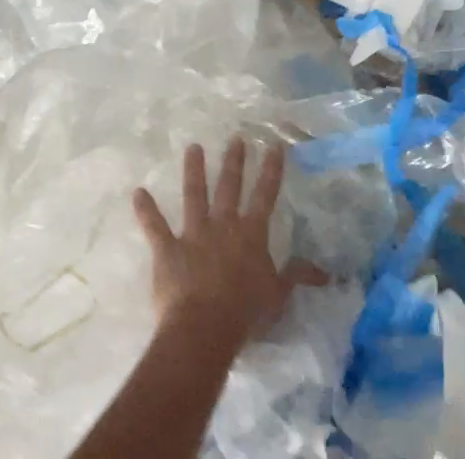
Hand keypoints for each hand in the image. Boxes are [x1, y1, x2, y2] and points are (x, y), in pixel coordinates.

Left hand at [132, 138, 326, 343]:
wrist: (204, 327)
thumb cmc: (246, 311)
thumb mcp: (279, 294)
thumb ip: (298, 277)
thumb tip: (327, 274)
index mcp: (252, 232)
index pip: (265, 194)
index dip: (271, 169)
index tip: (273, 145)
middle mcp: (224, 225)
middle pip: (230, 186)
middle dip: (234, 161)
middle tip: (235, 138)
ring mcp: (194, 234)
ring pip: (194, 195)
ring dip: (194, 171)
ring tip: (193, 147)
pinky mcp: (167, 250)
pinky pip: (155, 226)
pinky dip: (146, 210)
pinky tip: (138, 192)